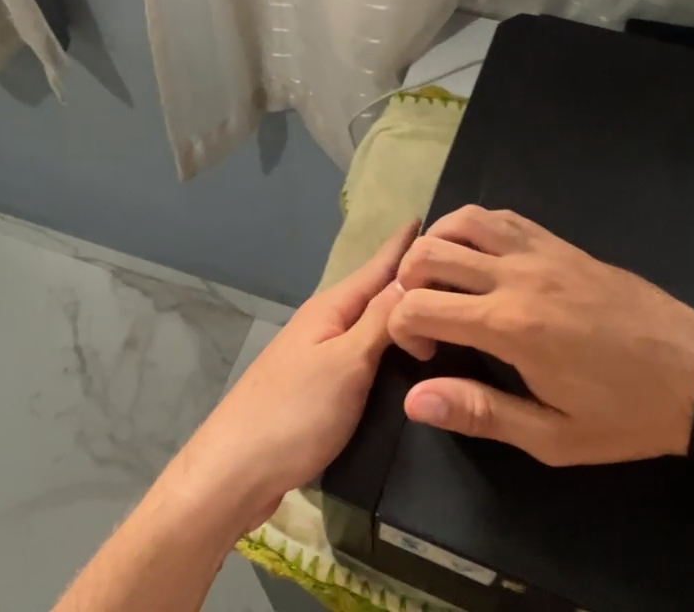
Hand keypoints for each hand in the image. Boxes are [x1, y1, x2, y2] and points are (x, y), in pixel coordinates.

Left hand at [160, 218, 419, 535]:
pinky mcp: (321, 391)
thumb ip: (380, 321)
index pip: (378, 266)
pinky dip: (387, 348)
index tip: (440, 218)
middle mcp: (325, 325)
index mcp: (331, 309)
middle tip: (458, 266)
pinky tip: (407, 360)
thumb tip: (414, 274)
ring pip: (370, 325)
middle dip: (411, 277)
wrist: (235, 473)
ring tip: (442, 307)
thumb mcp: (345, 362)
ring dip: (401, 314)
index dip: (407, 244)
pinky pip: (364, 356)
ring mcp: (319, 358)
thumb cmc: (293, 413)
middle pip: (375, 293)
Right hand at [387, 206, 693, 465]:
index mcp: (510, 327)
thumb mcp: (552, 436)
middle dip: (407, 283)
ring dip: (435, 245)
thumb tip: (414, 400)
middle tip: (427, 317)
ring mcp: (541, 251)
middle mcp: (517, 276)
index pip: (419, 306)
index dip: (403, 329)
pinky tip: (477, 257)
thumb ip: (479, 413)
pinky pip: (501, 216)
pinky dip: (472, 228)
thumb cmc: (624, 415)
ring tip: (440, 281)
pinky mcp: (560, 243)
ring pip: (462, 221)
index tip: (425, 356)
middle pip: (429, 253)